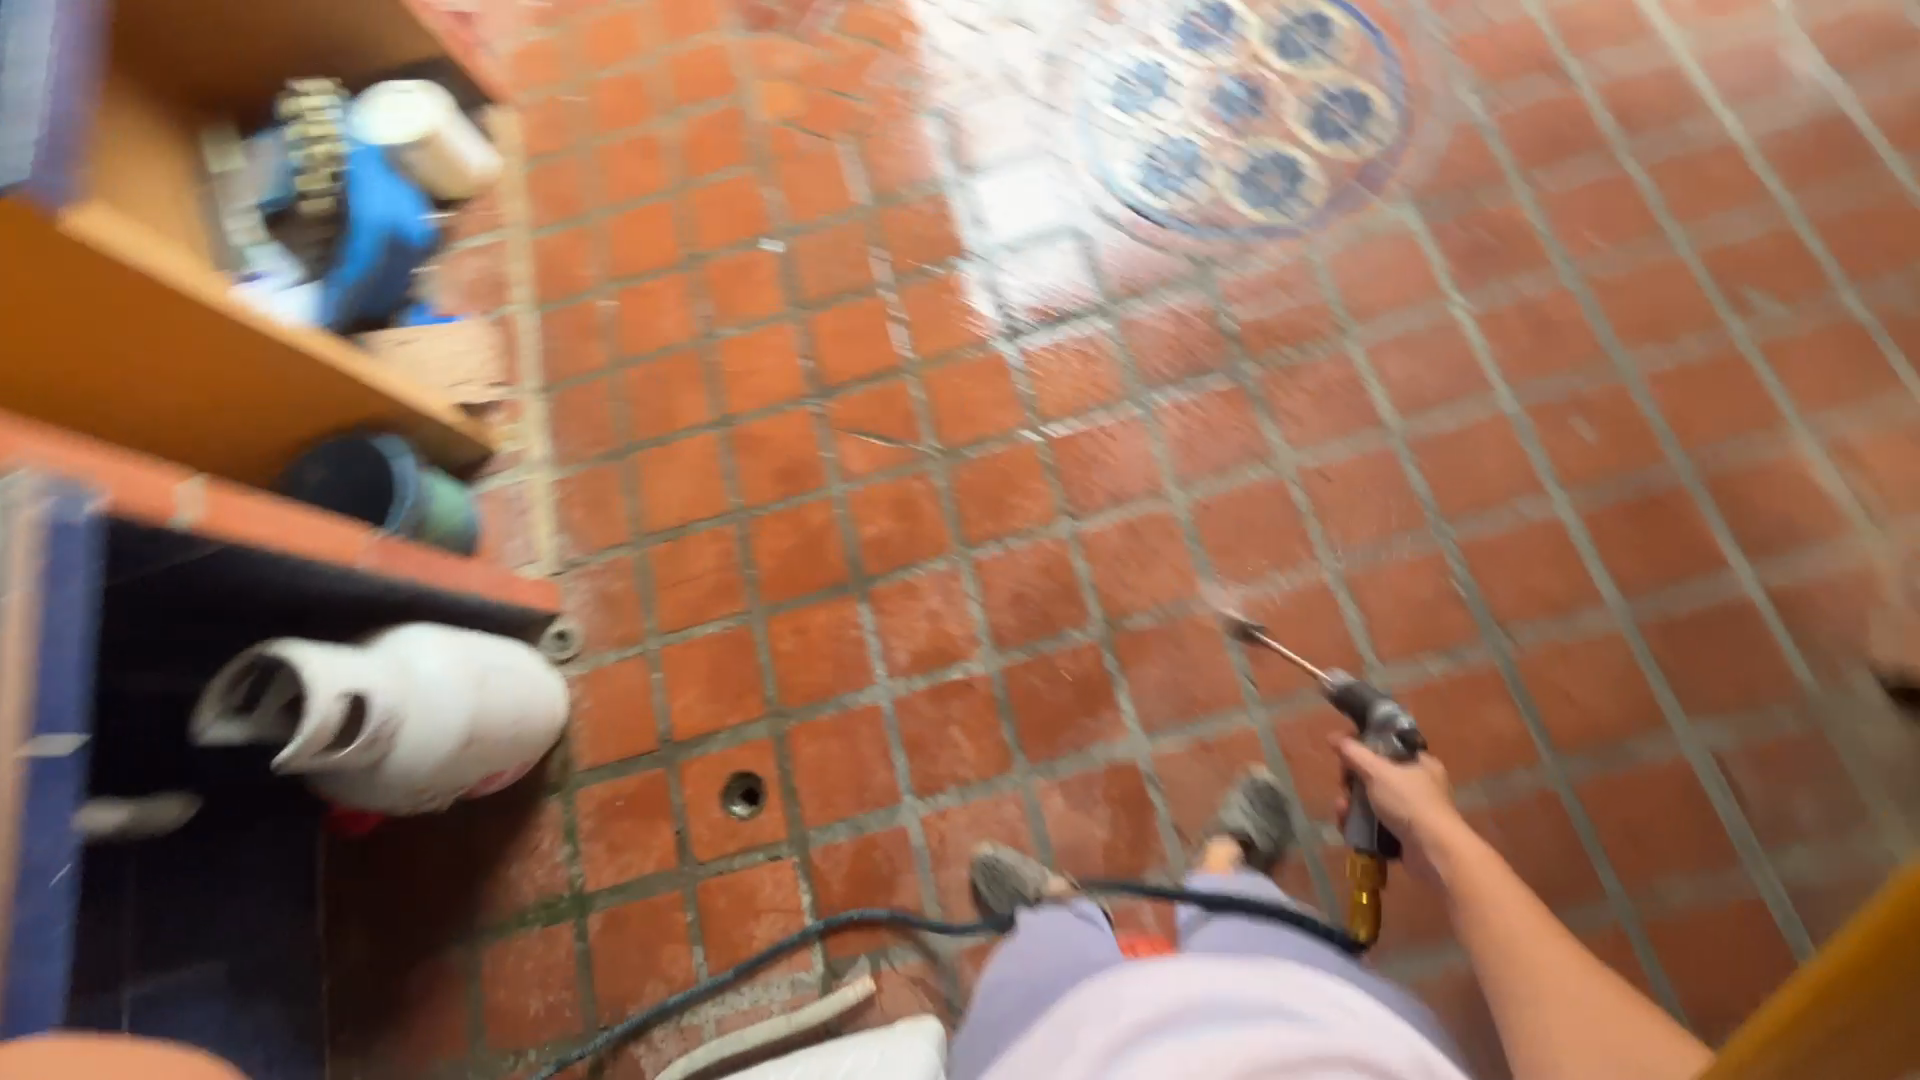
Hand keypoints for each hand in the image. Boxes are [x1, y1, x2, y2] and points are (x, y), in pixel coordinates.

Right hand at [1330, 736, 1465, 879]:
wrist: (1434, 854)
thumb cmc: (1410, 803)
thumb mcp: (1378, 771)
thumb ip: (1353, 752)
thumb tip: (1332, 735)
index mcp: (1420, 763)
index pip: (1386, 747)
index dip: (1362, 749)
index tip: (1345, 755)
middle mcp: (1417, 786)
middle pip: (1373, 775)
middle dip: (1351, 782)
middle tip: (1343, 786)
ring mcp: (1410, 812)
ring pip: (1370, 801)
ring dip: (1351, 804)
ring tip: (1342, 810)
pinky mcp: (1402, 835)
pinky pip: (1372, 823)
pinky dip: (1358, 824)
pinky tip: (1347, 825)